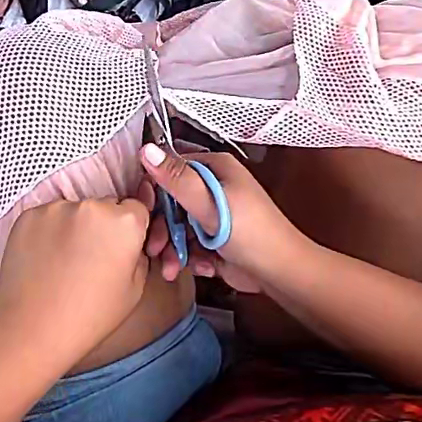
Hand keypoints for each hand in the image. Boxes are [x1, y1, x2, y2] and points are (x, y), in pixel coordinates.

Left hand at [0, 197, 152, 369]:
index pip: (137, 208)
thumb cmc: (90, 316)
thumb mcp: (136, 288)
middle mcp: (93, 206)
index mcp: (126, 222)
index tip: (121, 248)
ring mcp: (57, 208)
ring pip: (76, 211)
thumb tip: (131, 242)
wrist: (30, 331)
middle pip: (106, 206)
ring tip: (66, 261)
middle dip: (104, 225)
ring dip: (76, 227)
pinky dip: (50, 232)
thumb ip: (140, 253)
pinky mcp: (28, 216)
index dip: (131, 229)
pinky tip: (46, 259)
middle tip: (93, 257)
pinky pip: (49, 217)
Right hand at [140, 144, 310, 293]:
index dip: (153, 194)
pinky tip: (204, 267)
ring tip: (175, 267)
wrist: (279, 271)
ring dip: (174, 250)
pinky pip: (191, 245)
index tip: (142, 214)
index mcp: (216, 170)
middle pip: (171, 204)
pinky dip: (192, 258)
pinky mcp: (216, 238)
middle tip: (156, 248)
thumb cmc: (254, 234)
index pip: (170, 171)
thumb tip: (149, 149)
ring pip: (178, 228)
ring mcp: (216, 215)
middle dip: (162, 230)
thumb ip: (178, 179)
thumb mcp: (210, 204)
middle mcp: (215, 189)